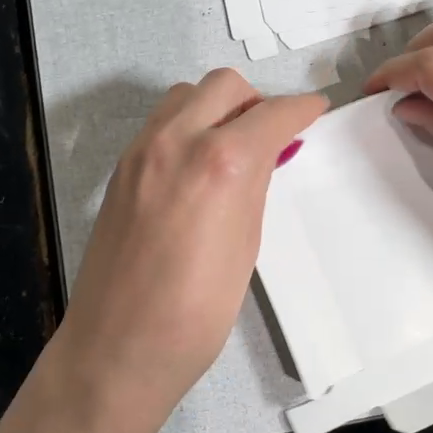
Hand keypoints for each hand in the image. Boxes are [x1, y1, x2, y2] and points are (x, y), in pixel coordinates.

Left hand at [56, 69, 326, 431]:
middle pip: (223, 85)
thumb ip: (253, 186)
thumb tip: (264, 155)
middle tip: (272, 132)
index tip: (314, 109)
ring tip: (232, 145)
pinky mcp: (119, 169)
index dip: (300, 108)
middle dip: (256, 100)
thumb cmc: (197, 313)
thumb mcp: (245, 245)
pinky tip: (197, 165)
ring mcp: (140, 151)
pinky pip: (159, 124)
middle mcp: (176, 141)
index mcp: (220, 162)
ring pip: (185, 95)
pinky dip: (186, 125)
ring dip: (215, 106)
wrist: (118, 347)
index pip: (270, 114)